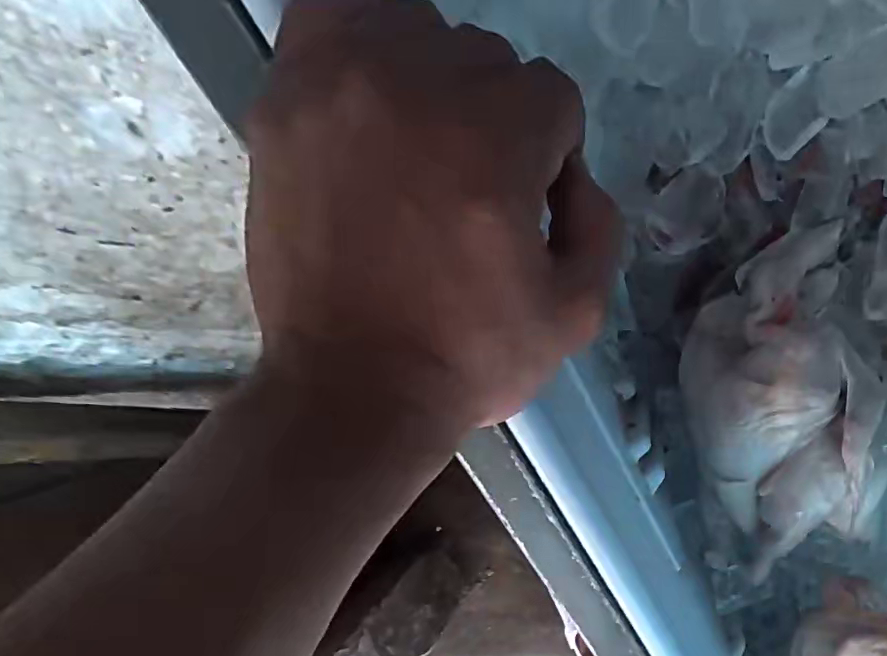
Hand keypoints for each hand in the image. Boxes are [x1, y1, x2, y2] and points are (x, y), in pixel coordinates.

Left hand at [244, 0, 622, 432]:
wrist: (358, 389)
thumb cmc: (470, 361)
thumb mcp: (574, 317)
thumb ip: (601, 230)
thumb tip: (578, 178)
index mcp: (493, 147)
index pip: (554, 96)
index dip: (557, 157)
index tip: (533, 209)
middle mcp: (415, 92)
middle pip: (492, 59)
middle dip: (504, 125)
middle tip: (482, 196)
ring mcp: (339, 86)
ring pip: (419, 29)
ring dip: (442, 83)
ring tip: (431, 155)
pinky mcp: (285, 101)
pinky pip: (332, 19)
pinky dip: (366, 50)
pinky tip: (378, 110)